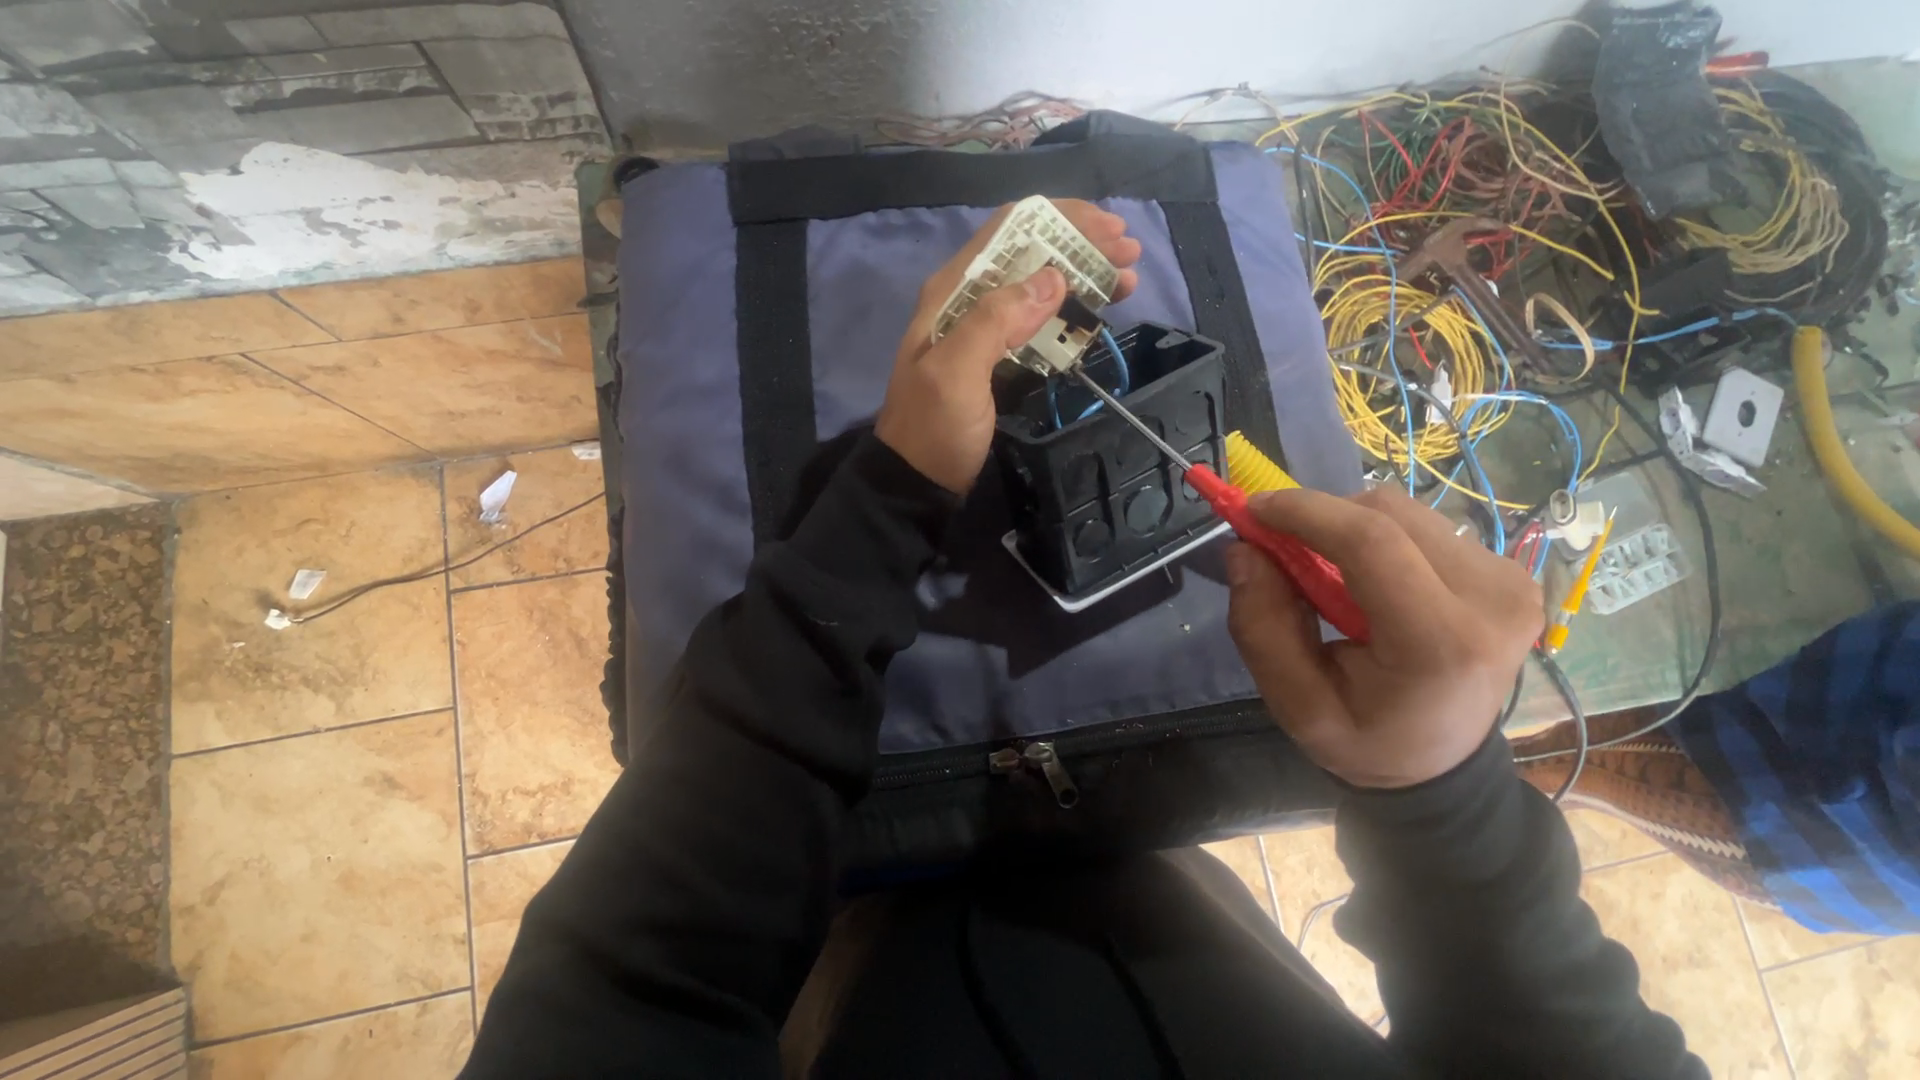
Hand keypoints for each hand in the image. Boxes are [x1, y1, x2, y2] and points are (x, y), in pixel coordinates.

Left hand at [875, 200, 1140, 493]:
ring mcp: (985, 329)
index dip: (1061, 218)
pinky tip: (1098, 314)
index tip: (1108, 228)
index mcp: (953, 291)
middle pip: (1031, 253)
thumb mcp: (955, 374)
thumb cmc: (933, 429)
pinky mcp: (999, 357)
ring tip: (1127, 281)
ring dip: (1083, 277)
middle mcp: (970, 300)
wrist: (917, 481)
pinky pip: (1040, 322)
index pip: (1010, 230)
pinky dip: (1072, 313)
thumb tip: (1052, 278)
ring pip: (1040, 286)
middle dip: (1081, 245)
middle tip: (1130, 254)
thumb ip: (996, 321)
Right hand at [1224, 487, 1543, 788]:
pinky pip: (1426, 527)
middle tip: (1279, 545)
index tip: (1253, 510)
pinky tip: (1368, 578)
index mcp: (1441, 643)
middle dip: (1322, 517)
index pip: (1372, 542)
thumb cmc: (1366, 740)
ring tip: (1326, 571)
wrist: (1442, 764)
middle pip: (1388, 514)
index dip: (1306, 512)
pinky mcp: (1512, 572)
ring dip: (1350, 526)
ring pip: (1406, 512)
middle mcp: (1492, 600)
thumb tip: (1243, 549)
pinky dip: (1380, 538)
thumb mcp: (1297, 707)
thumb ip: (1263, 629)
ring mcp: (1511, 581)